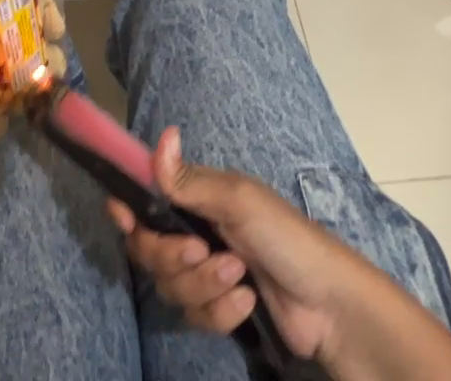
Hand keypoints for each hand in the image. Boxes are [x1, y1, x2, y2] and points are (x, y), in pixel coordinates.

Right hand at [107, 128, 370, 364]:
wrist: (329, 304)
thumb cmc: (286, 237)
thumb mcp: (239, 200)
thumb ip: (190, 179)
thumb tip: (163, 135)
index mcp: (197, 200)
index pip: (146, 200)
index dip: (127, 210)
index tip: (122, 217)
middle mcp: (195, 233)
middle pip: (149, 249)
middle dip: (172, 255)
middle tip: (205, 251)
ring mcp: (205, 274)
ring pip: (170, 286)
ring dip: (203, 285)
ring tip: (239, 276)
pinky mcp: (217, 309)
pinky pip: (194, 316)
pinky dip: (220, 312)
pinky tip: (247, 303)